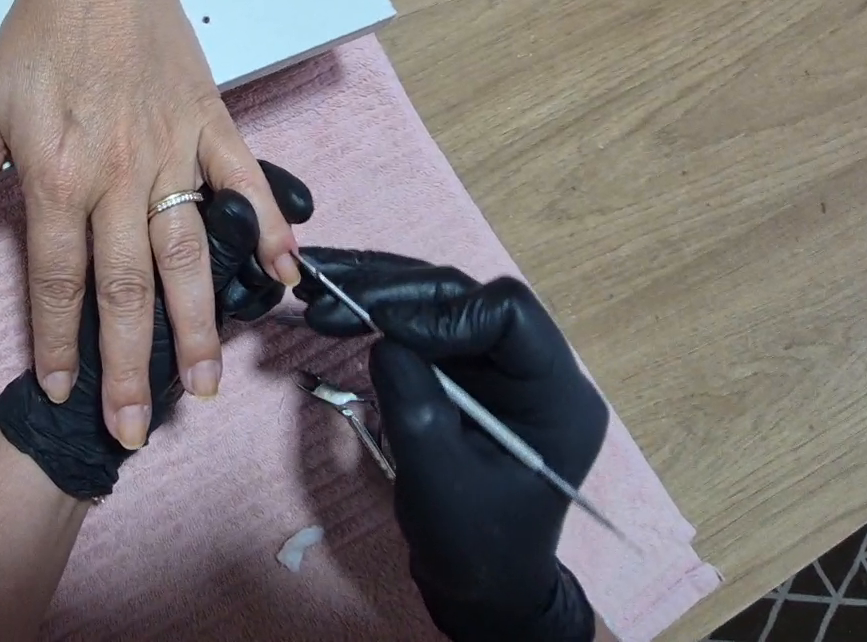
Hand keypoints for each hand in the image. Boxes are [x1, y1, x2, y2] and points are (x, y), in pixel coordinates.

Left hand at [0, 0, 300, 450]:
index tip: (63, 391)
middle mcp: (119, 177)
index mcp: (59, 175)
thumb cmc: (42, 35)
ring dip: (200, 324)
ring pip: (189, 255)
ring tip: (207, 383)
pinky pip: (246, 186)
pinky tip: (282, 277)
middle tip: (133, 427)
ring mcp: (172, 154)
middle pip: (125, 288)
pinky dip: (269, 231)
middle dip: (128, 365)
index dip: (57, 341)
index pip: (55, 279)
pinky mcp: (210, 127)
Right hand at [299, 249, 608, 641]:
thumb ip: (413, 399)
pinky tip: (333, 298)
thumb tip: (382, 336)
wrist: (480, 580)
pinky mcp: (459, 359)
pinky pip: (416, 316)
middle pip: (460, 293)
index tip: (381, 329)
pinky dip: (372, 306)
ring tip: (314, 287)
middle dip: (388, 290)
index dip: (442, 312)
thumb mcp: (436, 475)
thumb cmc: (473, 540)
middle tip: (323, 297)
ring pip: (432, 295)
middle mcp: (526, 360)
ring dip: (371, 288)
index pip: (508, 314)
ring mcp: (491, 357)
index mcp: (552, 392)